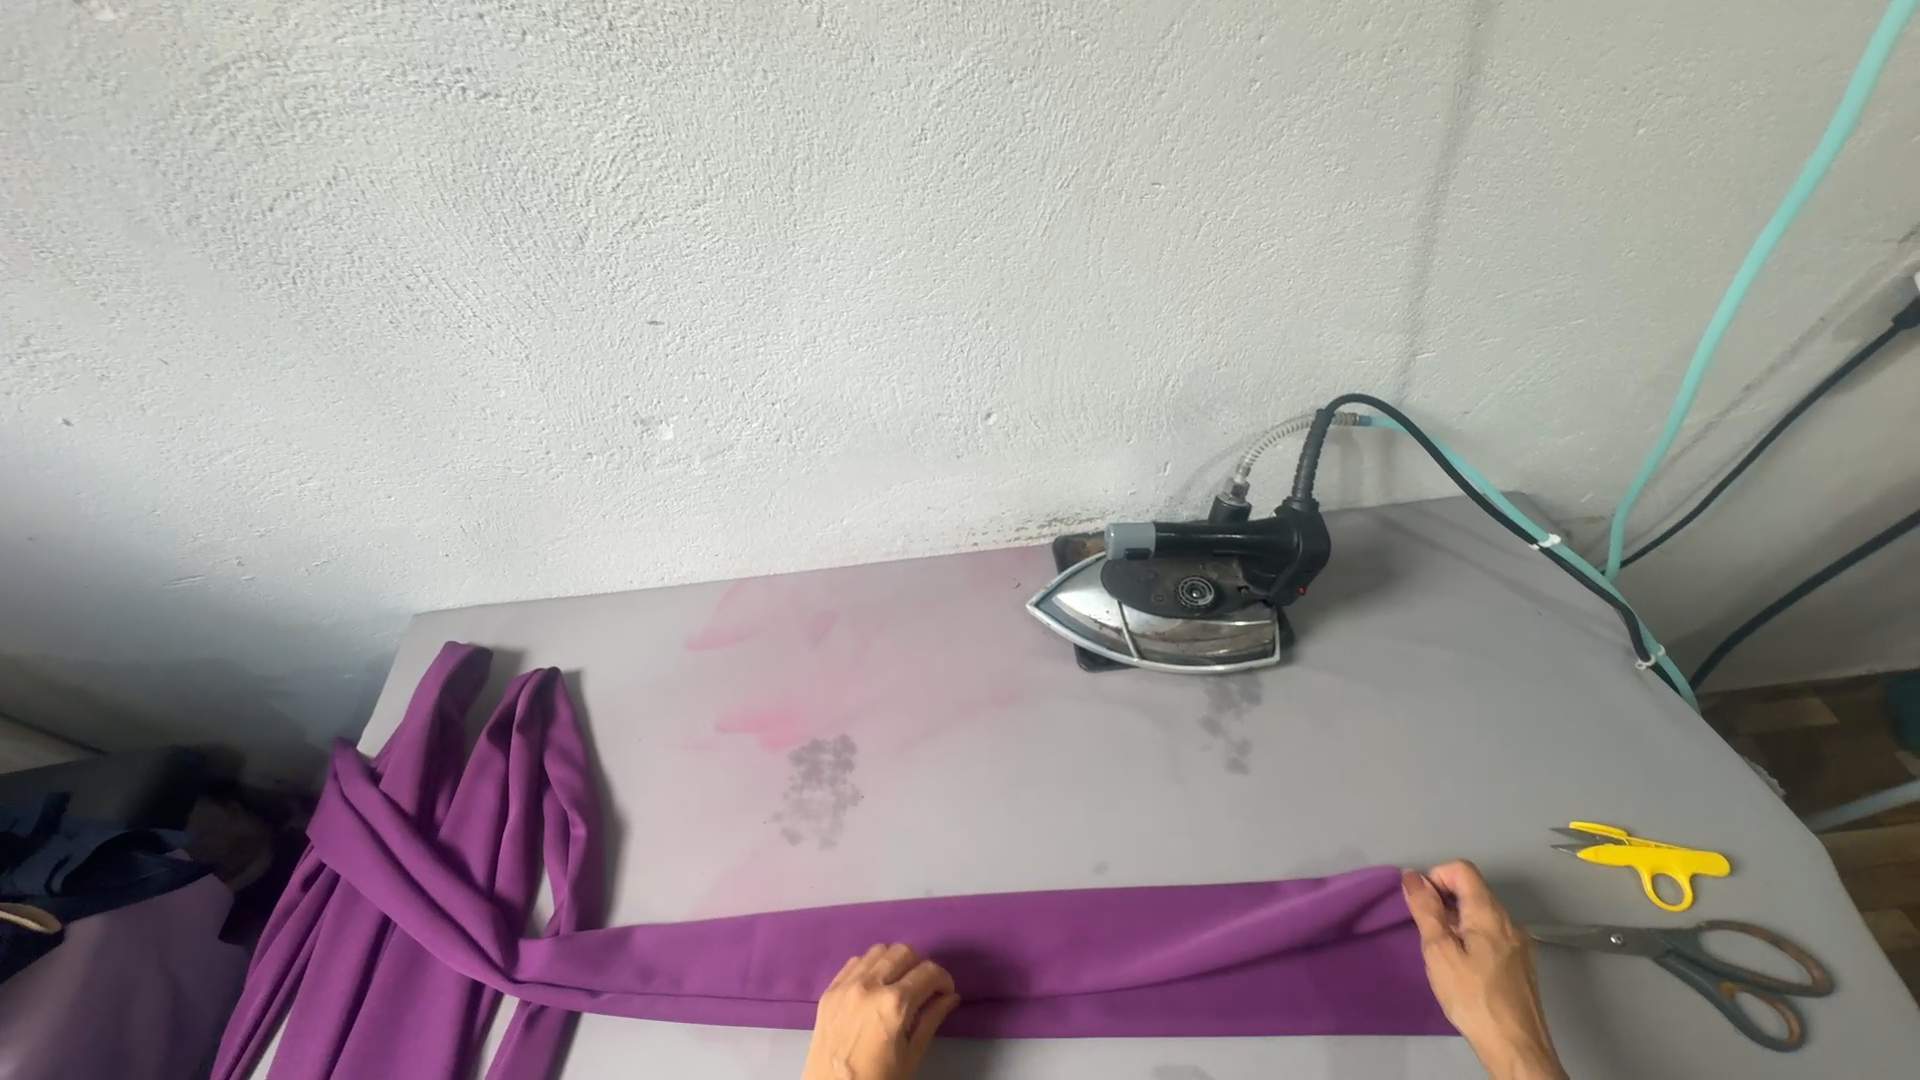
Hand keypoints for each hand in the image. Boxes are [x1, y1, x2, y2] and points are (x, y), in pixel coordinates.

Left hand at [802, 943, 959, 1079]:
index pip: (928, 971)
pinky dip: (870, 966)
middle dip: (920, 965)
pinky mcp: (830, 989)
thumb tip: (951, 997)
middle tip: (922, 986)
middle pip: (904, 952)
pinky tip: (874, 985)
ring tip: (898, 982)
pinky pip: (855, 961)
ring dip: (894, 961)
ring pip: (879, 951)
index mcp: (895, 1004)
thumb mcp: (911, 1055)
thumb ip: (932, 1019)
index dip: (943, 978)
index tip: (945, 990)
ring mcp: (847, 985)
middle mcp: (871, 985)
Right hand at [1403, 862, 1567, 1079]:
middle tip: (1429, 933)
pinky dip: (1472, 937)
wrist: (1516, 1048)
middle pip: (1472, 889)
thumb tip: (1412, 875)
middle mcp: (1510, 922)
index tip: (1423, 906)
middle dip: (1444, 901)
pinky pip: (1492, 934)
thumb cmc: (1471, 996)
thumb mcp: (1438, 950)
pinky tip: (1464, 967)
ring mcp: (1520, 944)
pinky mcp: (1522, 964)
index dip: (1435, 877)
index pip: (1461, 869)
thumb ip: (1425, 909)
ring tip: (1445, 953)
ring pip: (1481, 913)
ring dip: (1457, 921)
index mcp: (1490, 913)